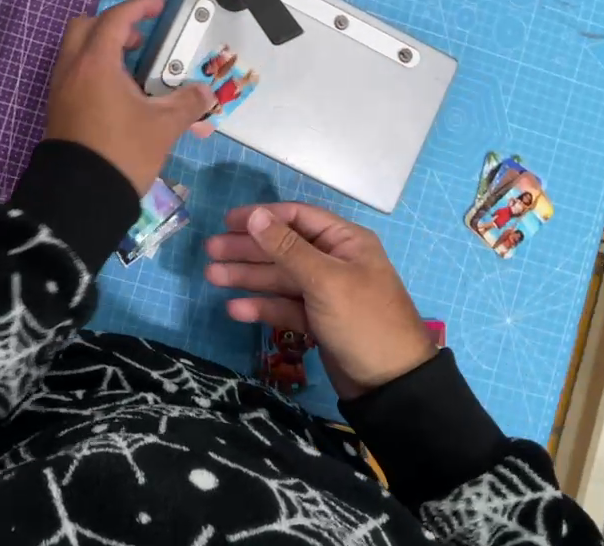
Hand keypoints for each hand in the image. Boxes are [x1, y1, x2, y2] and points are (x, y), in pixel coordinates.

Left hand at [46, 0, 215, 194]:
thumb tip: (205, 92)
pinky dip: (94, 69)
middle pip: (86, 26)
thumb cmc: (122, 152)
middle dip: (114, 25)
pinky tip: (118, 94)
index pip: (116, 19)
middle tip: (140, 40)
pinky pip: (74, 73)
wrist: (80, 195)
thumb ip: (187, 103)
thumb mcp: (163, 126)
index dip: (139, 8)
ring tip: (133, 70)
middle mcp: (72, 69)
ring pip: (76, 50)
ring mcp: (61, 88)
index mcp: (96, 63)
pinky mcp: (58, 107)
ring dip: (103, 48)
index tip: (157, 8)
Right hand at [205, 203, 436, 398]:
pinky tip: (235, 309)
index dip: (262, 217)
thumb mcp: (324, 280)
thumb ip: (286, 248)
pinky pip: (284, 306)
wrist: (392, 388)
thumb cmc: (363, 321)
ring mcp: (325, 292)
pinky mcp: (317, 320)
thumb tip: (256, 215)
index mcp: (344, 242)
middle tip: (211, 252)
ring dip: (247, 277)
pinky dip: (262, 306)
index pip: (297, 218)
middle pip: (283, 248)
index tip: (228, 222)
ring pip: (279, 278)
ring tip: (212, 277)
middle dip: (247, 249)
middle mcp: (333, 261)